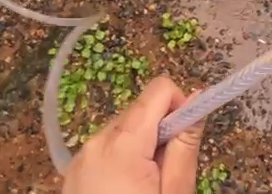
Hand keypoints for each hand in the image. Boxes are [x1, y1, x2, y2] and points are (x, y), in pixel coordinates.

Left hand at [62, 77, 203, 193]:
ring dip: (141, 144)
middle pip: (142, 107)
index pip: (159, 88)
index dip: (180, 105)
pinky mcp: (72, 172)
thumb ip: (185, 143)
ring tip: (143, 185)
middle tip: (165, 172)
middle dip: (160, 130)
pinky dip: (122, 157)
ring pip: (125, 126)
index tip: (183, 139)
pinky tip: (124, 191)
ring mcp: (80, 157)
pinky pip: (106, 146)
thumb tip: (198, 96)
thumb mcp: (175, 193)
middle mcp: (96, 140)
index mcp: (123, 142)